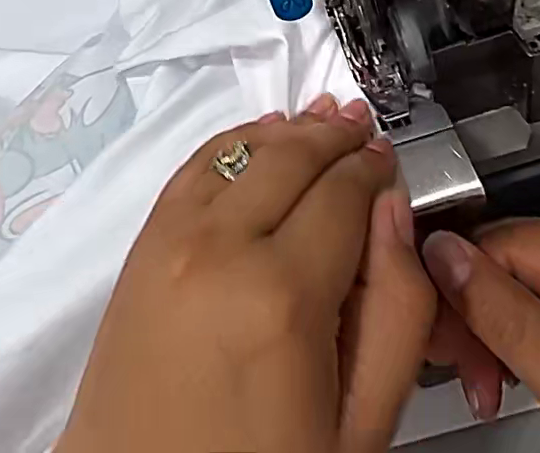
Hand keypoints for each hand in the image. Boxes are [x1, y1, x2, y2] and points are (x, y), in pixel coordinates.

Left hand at [56, 94, 435, 452]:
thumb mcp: (360, 424)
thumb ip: (396, 310)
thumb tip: (394, 213)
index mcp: (282, 296)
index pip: (341, 193)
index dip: (371, 167)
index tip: (387, 158)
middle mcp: (220, 248)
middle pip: (290, 156)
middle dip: (333, 134)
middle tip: (359, 123)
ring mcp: (172, 237)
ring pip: (241, 148)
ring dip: (287, 129)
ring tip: (320, 118)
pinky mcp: (143, 241)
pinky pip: (194, 165)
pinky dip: (234, 140)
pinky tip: (260, 135)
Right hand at [421, 219, 539, 452]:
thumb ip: (511, 318)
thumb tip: (443, 253)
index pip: (498, 240)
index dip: (459, 285)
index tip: (443, 332)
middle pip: (495, 259)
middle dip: (467, 314)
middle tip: (460, 363)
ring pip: (497, 283)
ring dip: (477, 333)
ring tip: (482, 380)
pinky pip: (515, 306)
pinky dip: (496, 342)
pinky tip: (497, 374)